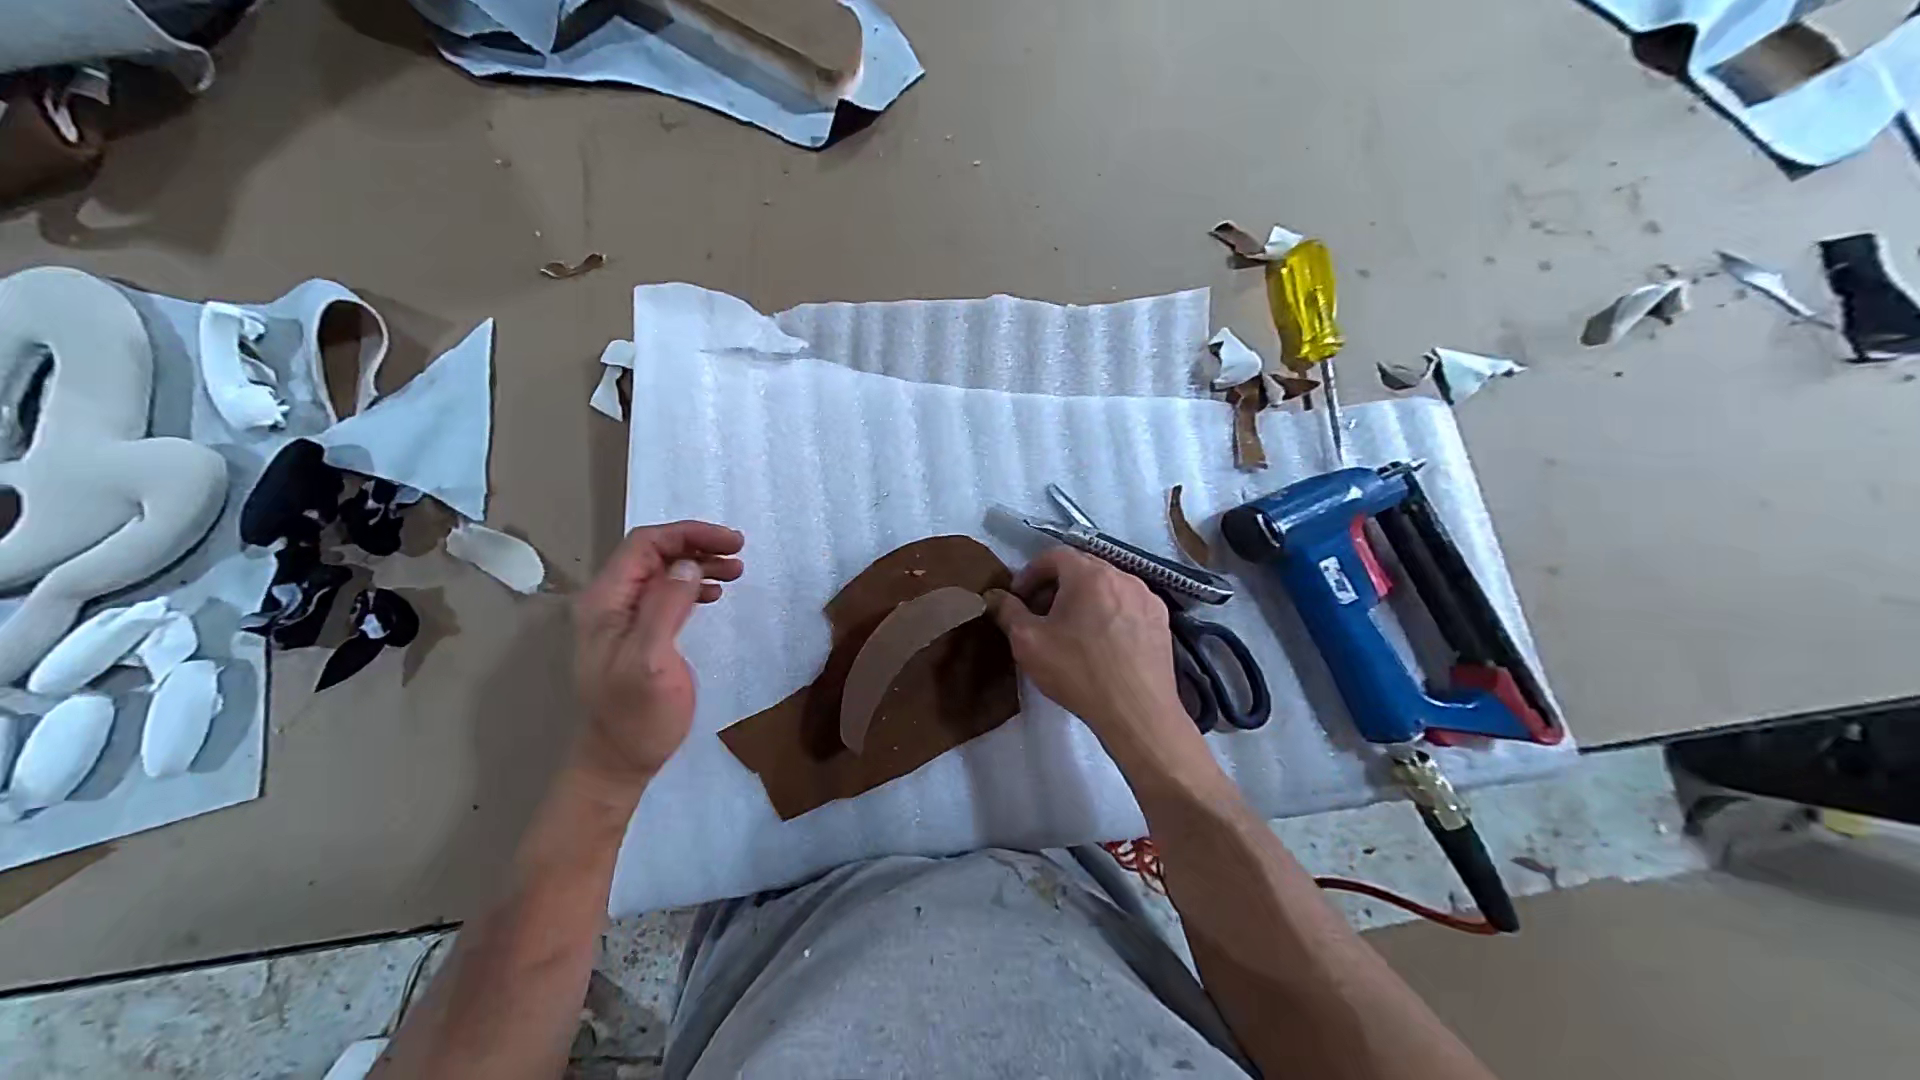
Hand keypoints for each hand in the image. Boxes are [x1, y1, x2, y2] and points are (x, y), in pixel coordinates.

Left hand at [572, 521, 743, 795]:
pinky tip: (715, 593)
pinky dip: (695, 586)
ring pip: (664, 572)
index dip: (689, 535)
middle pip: (655, 553)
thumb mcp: (652, 661)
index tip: (732, 542)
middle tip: (739, 554)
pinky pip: (668, 594)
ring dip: (700, 564)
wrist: (621, 761)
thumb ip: (666, 607)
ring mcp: (625, 618)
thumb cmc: (637, 715)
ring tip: (736, 570)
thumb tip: (688, 564)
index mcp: (605, 601)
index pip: (645, 544)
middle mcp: (611, 601)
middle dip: (698, 545)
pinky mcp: (642, 633)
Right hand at [986, 547, 1198, 766]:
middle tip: (1039, 614)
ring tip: (1070, 631)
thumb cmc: (1079, 673)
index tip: (1019, 598)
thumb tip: (994, 596)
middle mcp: (1122, 577)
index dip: (1031, 573)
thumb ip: (1008, 612)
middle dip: (1056, 586)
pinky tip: (1101, 644)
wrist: (1137, 713)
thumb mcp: (1029, 642)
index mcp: (1089, 575)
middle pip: (1082, 568)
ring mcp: (1146, 598)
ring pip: (1106, 587)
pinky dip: (1108, 614)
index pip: (1054, 555)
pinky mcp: (1161, 621)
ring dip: (1083, 600)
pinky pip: (1127, 605)